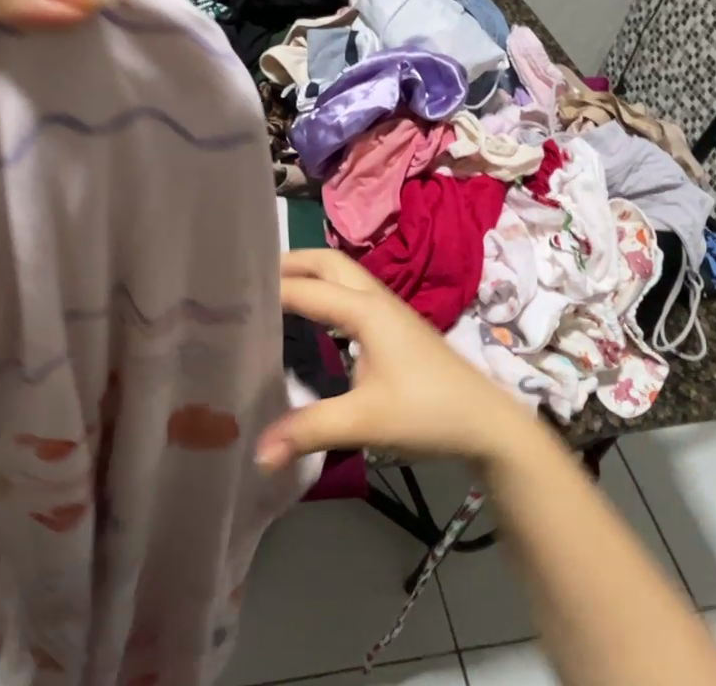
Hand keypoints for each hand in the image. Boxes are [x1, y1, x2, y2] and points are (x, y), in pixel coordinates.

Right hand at [257, 250, 545, 470]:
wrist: (488, 423)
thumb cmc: (428, 413)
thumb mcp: (364, 423)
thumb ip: (308, 432)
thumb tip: (256, 454)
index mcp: (365, 311)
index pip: (305, 288)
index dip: (266, 287)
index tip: (226, 289)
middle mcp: (376, 299)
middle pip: (328, 262)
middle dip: (289, 262)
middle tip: (247, 277)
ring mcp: (390, 311)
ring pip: (343, 275)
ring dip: (309, 273)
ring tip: (271, 290)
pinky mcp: (397, 327)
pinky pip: (352, 293)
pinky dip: (324, 290)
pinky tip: (312, 317)